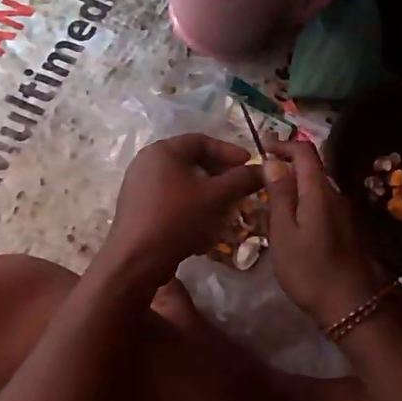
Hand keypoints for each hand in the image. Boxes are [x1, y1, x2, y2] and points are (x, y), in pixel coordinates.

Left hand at [98, 133, 263, 287]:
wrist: (136, 260)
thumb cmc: (177, 219)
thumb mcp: (216, 197)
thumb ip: (242, 179)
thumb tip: (265, 169)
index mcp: (163, 151)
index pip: (201, 141)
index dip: (228, 151)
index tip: (249, 163)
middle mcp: (146, 162)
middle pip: (191, 161)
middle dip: (219, 174)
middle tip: (239, 186)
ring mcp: (138, 186)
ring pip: (182, 183)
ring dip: (207, 194)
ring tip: (225, 208)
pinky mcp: (137, 208)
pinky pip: (170, 200)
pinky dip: (190, 207)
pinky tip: (203, 227)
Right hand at [262, 141, 389, 326]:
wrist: (349, 305)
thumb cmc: (309, 270)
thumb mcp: (284, 233)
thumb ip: (279, 195)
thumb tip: (273, 161)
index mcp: (319, 191)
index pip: (305, 152)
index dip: (284, 144)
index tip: (262, 148)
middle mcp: (336, 194)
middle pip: (312, 167)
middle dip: (287, 164)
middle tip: (260, 177)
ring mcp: (344, 212)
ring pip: (316, 187)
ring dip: (294, 185)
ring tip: (269, 200)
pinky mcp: (345, 228)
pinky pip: (321, 203)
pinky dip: (303, 202)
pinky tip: (290, 221)